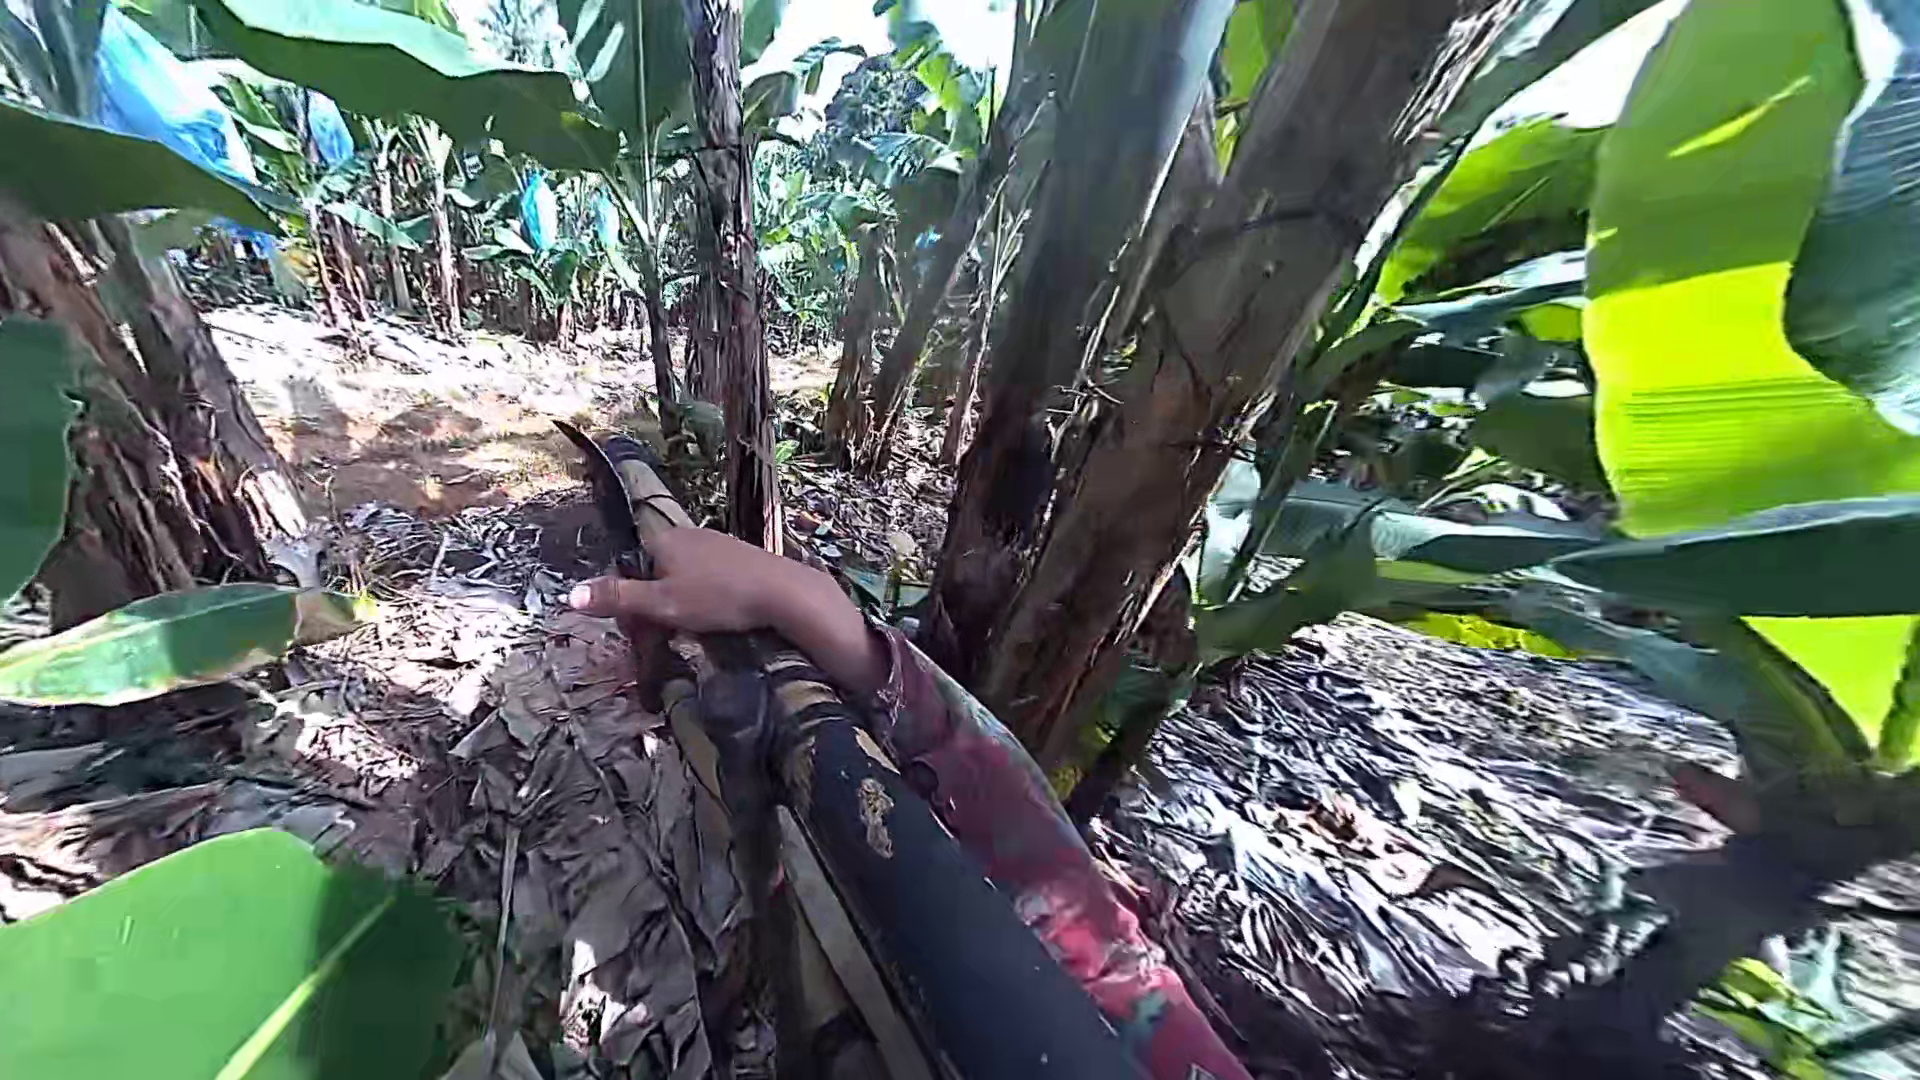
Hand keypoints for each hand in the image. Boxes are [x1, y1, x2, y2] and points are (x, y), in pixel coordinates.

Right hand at [567, 527, 888, 694]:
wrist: (784, 592)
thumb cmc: (719, 597)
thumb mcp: (663, 604)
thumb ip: (619, 598)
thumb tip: (569, 594)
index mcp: (665, 539)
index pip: (629, 570)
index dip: (631, 604)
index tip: (644, 632)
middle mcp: (690, 534)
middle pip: (657, 574)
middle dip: (658, 607)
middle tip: (672, 636)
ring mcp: (719, 542)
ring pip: (685, 578)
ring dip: (683, 606)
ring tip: (699, 629)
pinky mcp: (743, 555)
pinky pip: (712, 578)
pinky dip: (709, 598)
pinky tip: (723, 615)